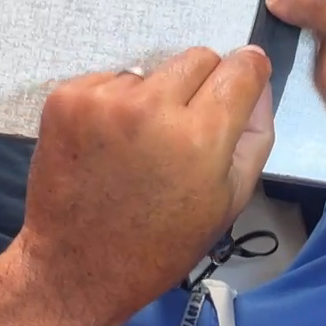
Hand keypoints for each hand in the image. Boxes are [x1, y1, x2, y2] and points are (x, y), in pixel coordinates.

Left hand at [12, 46, 275, 325]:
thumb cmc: (161, 244)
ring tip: (139, 147)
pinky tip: (109, 145)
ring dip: (154, 98)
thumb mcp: (231, 199)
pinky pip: (111, 80)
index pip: (242, 67)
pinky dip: (115, 104)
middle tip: (185, 131)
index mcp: (201, 137)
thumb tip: (259, 79)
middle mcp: (152, 108)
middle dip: (202, 86)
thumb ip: (255, 132)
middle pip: (199, 57)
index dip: (248, 74)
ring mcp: (104, 100)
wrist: (77, 268)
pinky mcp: (66, 99)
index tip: (242, 85)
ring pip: (153, 71)